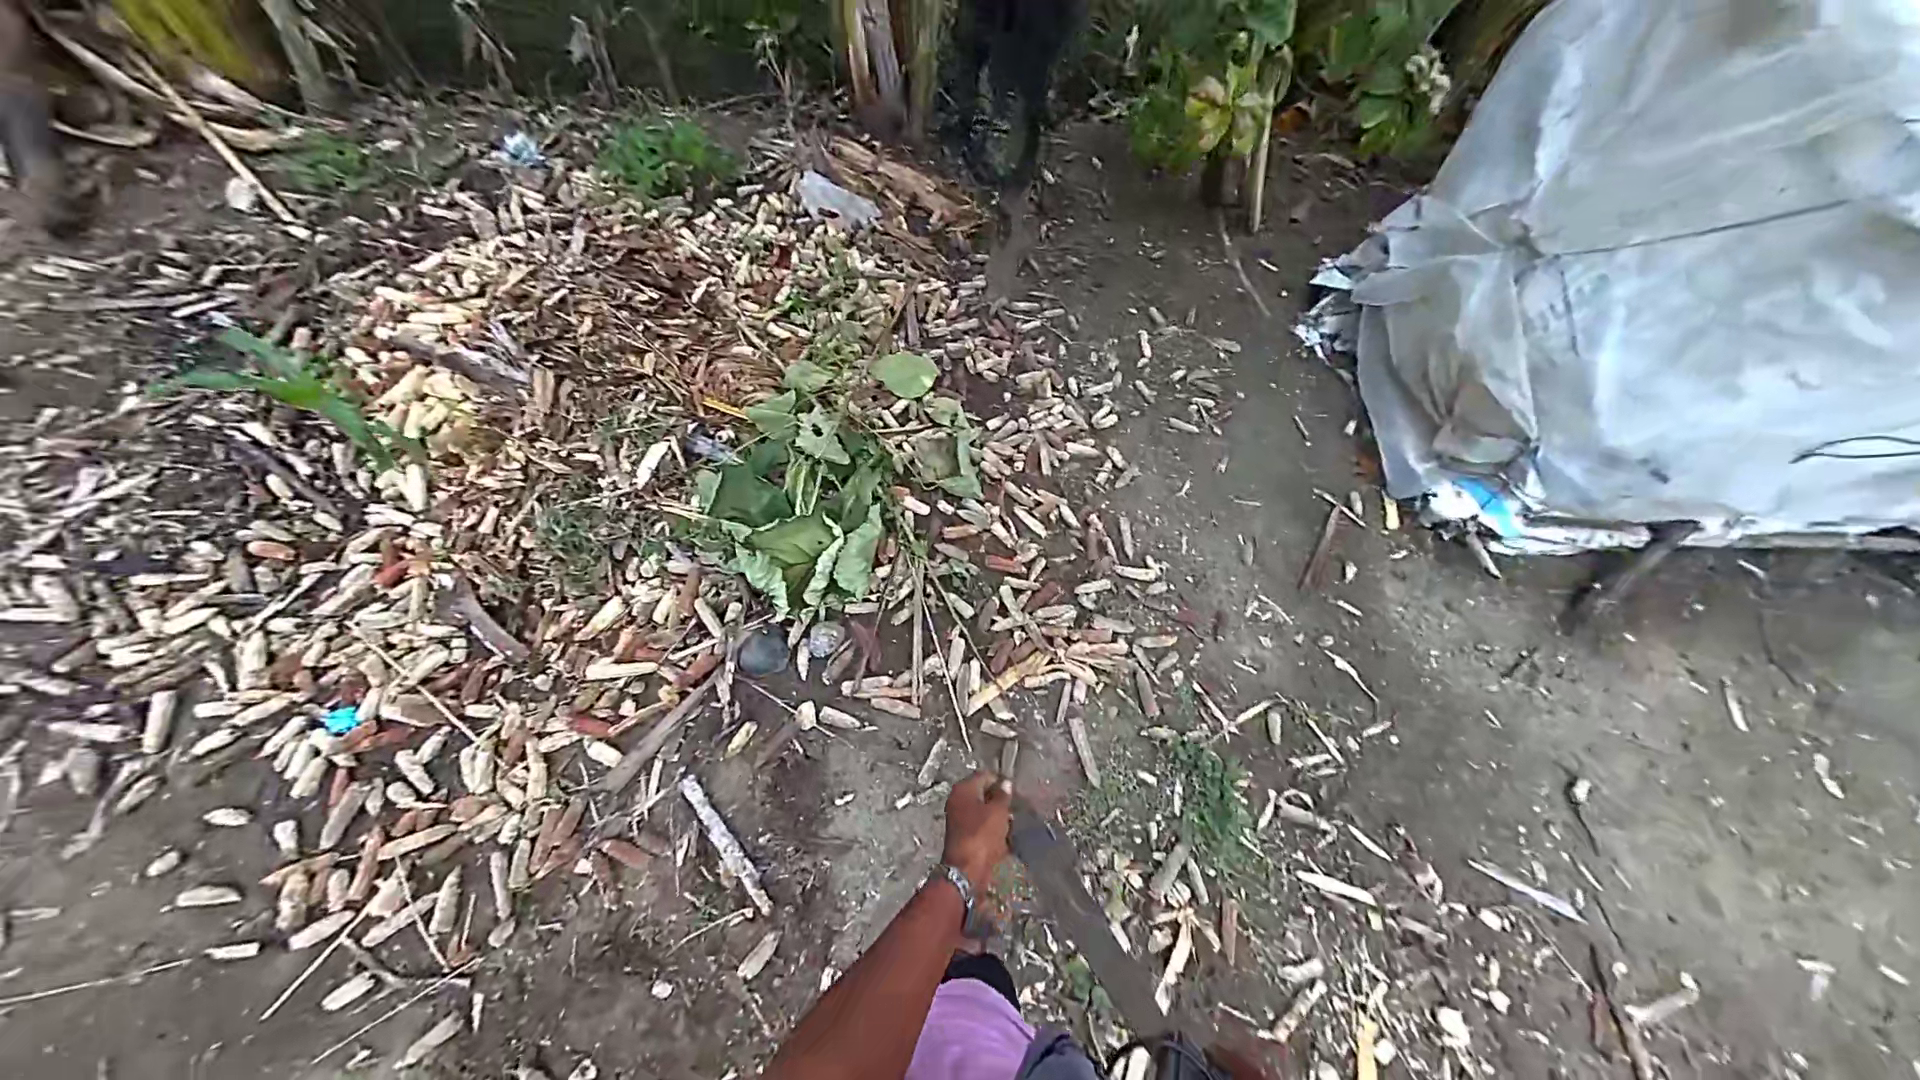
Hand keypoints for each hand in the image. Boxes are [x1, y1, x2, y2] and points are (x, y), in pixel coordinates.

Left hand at [942, 771, 1010, 890]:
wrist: (967, 871)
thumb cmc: (982, 835)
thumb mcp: (998, 812)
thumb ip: (1003, 795)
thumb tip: (1005, 783)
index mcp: (963, 790)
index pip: (984, 775)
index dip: (1000, 780)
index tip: (1015, 788)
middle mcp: (958, 801)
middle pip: (983, 794)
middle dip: (1000, 800)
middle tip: (1017, 806)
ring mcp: (960, 820)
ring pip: (984, 812)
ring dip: (999, 817)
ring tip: (1015, 823)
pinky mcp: (965, 837)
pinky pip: (983, 828)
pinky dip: (994, 832)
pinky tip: (1008, 837)